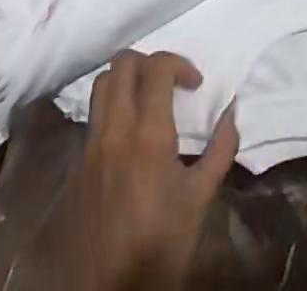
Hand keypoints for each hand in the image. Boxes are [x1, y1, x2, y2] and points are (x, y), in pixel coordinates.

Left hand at [62, 51, 238, 290]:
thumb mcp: (201, 197)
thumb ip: (221, 148)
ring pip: (101, 86)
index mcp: (147, 136)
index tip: (195, 83)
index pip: (156, 68)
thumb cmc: (162, 244)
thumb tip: (231, 111)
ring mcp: (88, 147)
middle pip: (121, 65)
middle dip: (150, 62)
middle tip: (171, 83)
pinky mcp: (75, 165)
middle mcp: (113, 132)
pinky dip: (112, 108)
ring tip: (149, 99)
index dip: (179, 63)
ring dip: (127, 79)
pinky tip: (130, 135)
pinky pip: (92, 118)